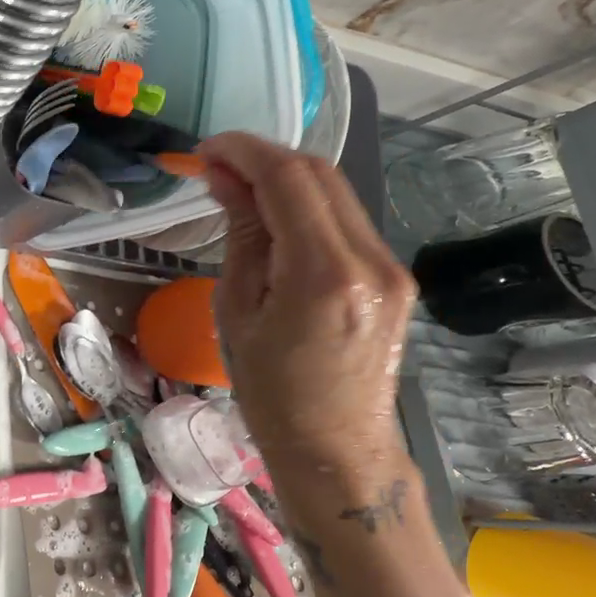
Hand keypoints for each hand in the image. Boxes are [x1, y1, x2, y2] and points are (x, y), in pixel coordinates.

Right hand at [197, 133, 415, 490]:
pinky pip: (344, 218)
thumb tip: (224, 178)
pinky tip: (271, 214)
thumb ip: (241, 234)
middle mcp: (369, 260)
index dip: (243, 151)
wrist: (336, 445)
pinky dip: (304, 202)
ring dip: (283, 175)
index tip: (202, 150)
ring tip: (236, 187)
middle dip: (262, 155)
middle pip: (318, 173)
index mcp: (322, 274)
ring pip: (335, 190)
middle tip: (213, 164)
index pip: (288, 179)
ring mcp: (389, 267)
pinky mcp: (393, 276)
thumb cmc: (269, 388)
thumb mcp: (235, 307)